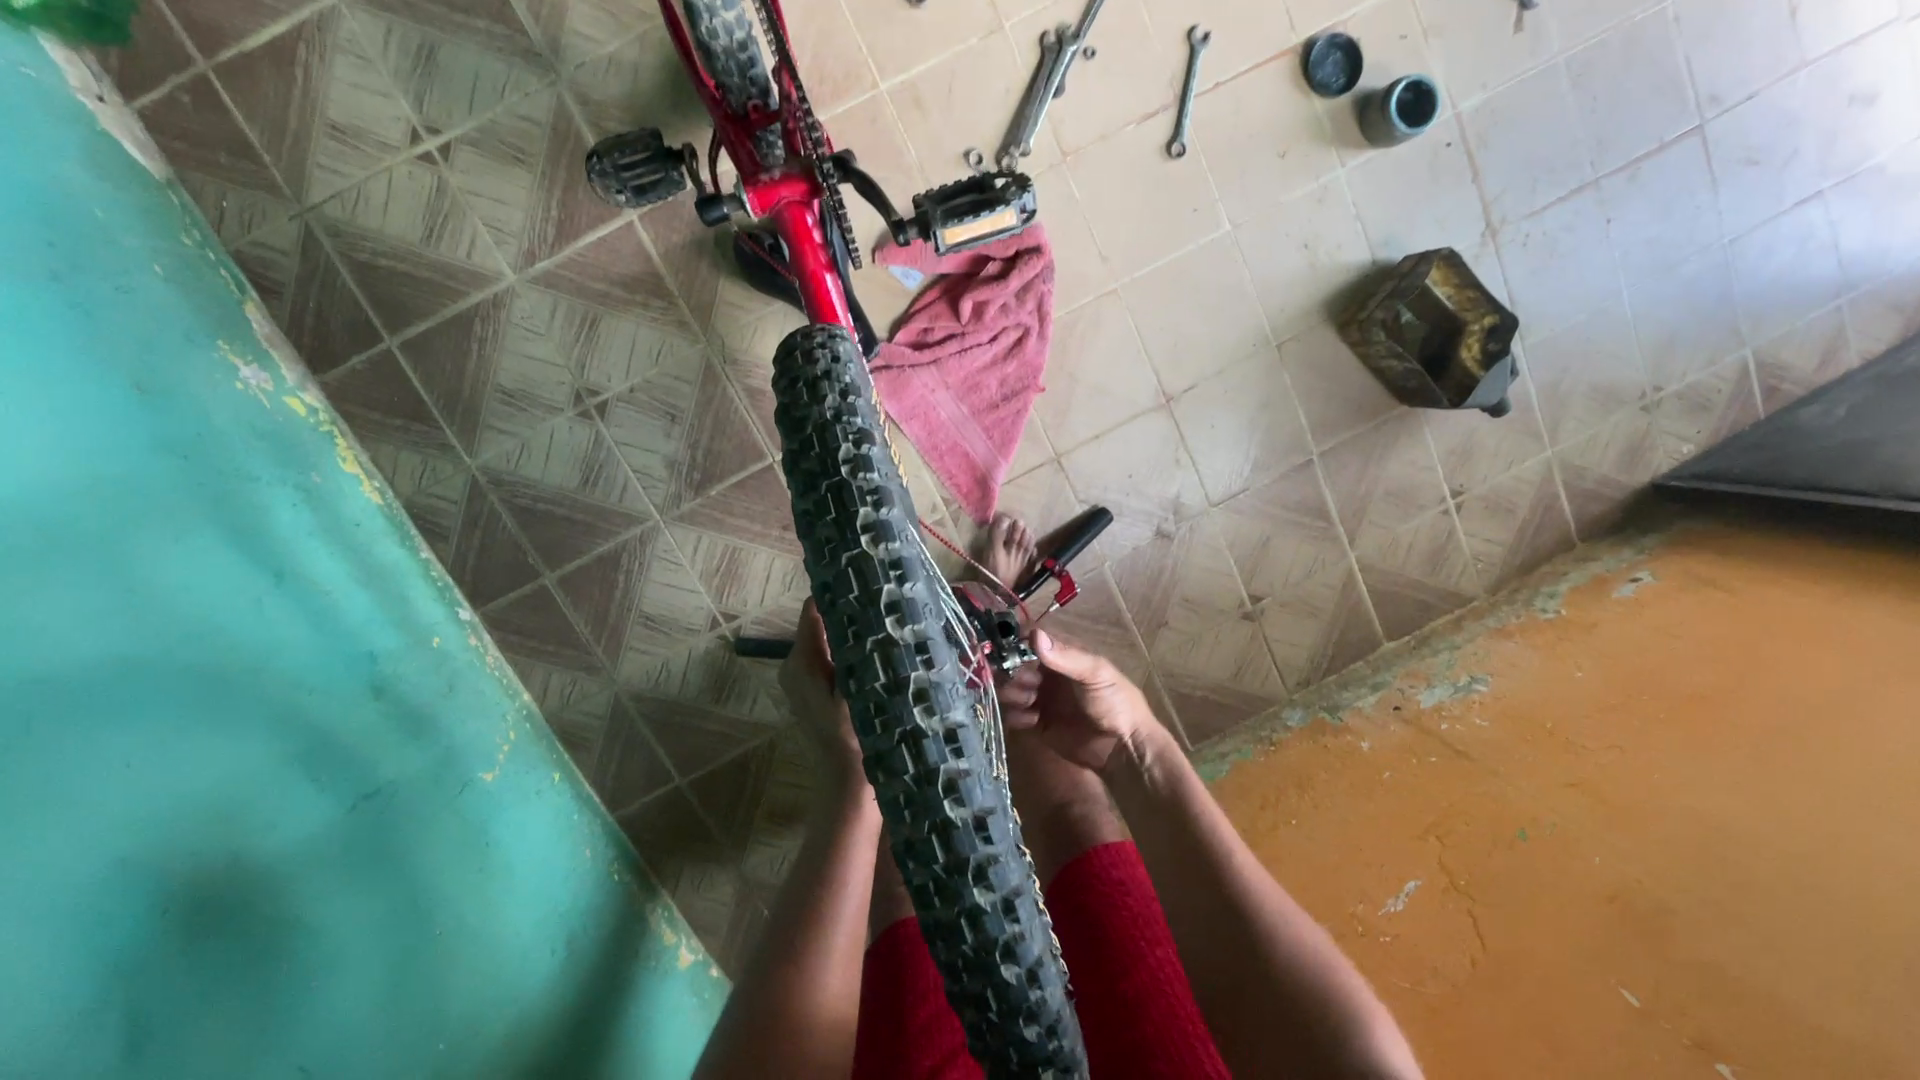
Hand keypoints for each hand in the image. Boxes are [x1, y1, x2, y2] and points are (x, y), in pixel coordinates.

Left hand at [779, 599, 866, 791]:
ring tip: (880, 620)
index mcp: (801, 663)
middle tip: (880, 600)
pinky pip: (826, 660)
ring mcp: (800, 681)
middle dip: (846, 612)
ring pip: (824, 643)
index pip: (812, 612)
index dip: (835, 594)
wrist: (847, 783)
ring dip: (848, 633)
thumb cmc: (855, 738)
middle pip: (819, 625)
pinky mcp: (811, 692)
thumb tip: (866, 612)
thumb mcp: (858, 690)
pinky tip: (872, 650)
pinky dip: (845, 652)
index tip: (863, 580)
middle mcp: (793, 667)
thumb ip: (856, 651)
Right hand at [998, 630, 1159, 772]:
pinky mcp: (1038, 725)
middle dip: (1013, 673)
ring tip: (1029, 701)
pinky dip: (1017, 716)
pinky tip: (1033, 720)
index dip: (1016, 644)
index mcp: (1064, 658)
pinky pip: (1015, 716)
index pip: (1033, 643)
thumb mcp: (1096, 673)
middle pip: (1016, 668)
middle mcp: (1049, 676)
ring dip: (1013, 694)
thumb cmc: (1115, 702)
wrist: (1122, 747)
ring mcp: (1042, 700)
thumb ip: (1066, 656)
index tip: (1005, 649)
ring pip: (1012, 691)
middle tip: (1025, 683)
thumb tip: (1035, 634)